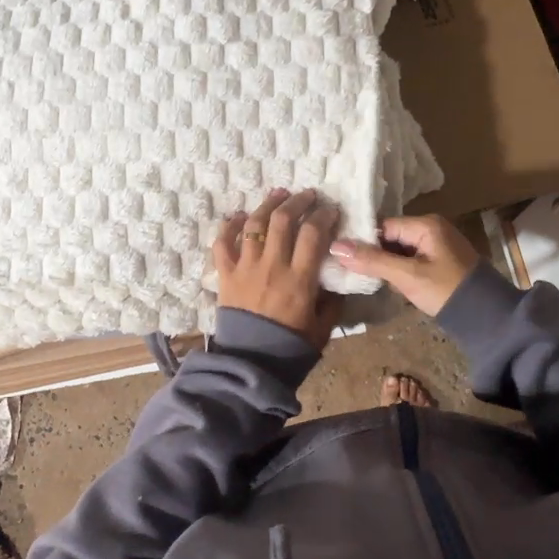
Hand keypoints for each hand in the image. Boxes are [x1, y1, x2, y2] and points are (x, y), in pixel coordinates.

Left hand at [215, 187, 342, 348]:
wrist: (250, 365)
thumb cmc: (290, 348)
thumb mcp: (322, 327)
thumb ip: (330, 300)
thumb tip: (335, 279)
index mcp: (299, 279)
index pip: (313, 234)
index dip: (324, 216)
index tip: (331, 209)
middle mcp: (271, 266)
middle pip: (283, 221)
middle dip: (298, 202)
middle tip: (307, 195)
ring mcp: (245, 268)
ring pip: (254, 225)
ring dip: (267, 205)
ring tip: (278, 194)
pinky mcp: (225, 275)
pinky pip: (222, 244)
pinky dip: (229, 226)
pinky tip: (238, 215)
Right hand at [329, 214, 481, 316]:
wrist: (486, 317)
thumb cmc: (446, 291)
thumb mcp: (407, 276)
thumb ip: (372, 260)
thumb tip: (335, 246)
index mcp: (426, 224)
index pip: (384, 226)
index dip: (363, 240)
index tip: (342, 256)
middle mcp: (432, 228)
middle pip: (390, 237)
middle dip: (373, 253)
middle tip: (350, 270)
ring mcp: (437, 245)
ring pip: (399, 250)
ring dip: (385, 264)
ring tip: (364, 278)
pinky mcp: (440, 261)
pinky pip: (410, 259)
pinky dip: (399, 270)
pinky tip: (388, 283)